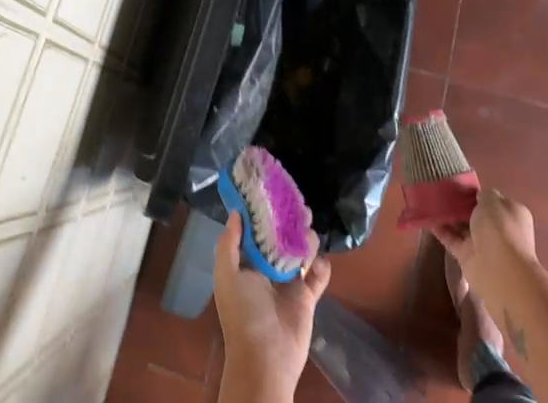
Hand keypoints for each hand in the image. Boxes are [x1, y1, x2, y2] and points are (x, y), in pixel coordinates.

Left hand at [212, 211, 329, 396]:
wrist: (266, 356)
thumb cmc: (242, 312)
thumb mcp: (226, 275)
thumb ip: (229, 244)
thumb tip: (236, 213)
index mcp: (245, 264)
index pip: (254, 232)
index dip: (262, 213)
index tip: (272, 191)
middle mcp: (266, 270)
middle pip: (280, 238)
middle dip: (289, 222)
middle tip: (300, 206)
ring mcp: (287, 283)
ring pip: (300, 253)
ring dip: (306, 240)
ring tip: (309, 229)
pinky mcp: (307, 297)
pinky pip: (318, 277)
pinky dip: (321, 267)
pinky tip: (319, 261)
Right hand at [432, 188, 536, 283]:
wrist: (499, 270)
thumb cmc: (500, 229)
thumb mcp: (492, 201)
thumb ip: (484, 195)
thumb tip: (479, 197)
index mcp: (510, 214)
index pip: (493, 200)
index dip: (476, 193)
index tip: (458, 186)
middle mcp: (499, 229)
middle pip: (476, 214)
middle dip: (460, 205)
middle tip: (440, 192)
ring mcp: (482, 244)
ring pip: (462, 227)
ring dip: (448, 217)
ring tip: (429, 201)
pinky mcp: (467, 256)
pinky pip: (451, 239)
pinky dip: (440, 230)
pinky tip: (426, 218)